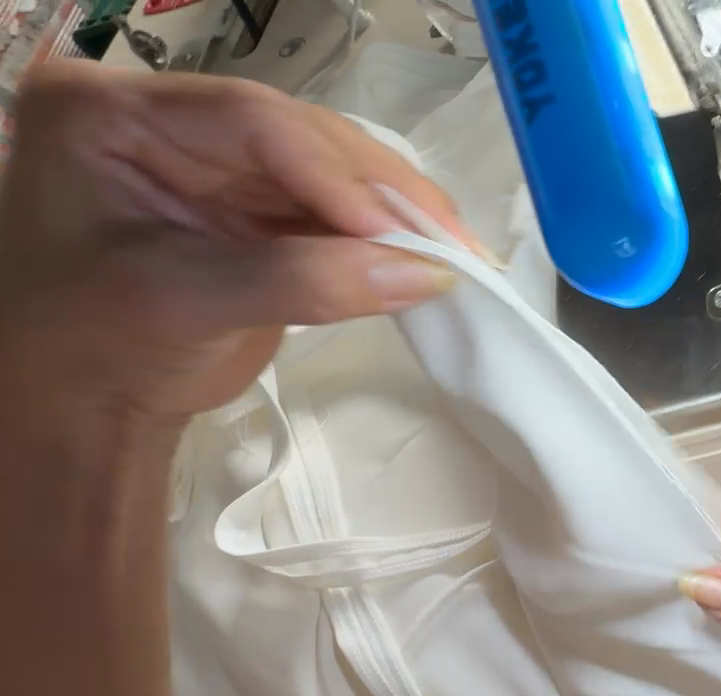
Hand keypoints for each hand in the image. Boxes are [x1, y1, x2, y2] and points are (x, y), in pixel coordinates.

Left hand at [0, 61, 474, 427]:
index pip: (254, 122)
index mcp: (113, 114)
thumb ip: (304, 281)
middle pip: (313, 138)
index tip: (407, 241)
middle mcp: (177, 123)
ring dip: (408, 217)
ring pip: (345, 173)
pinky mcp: (274, 210)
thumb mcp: (187, 302)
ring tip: (463, 257)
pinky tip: (435, 261)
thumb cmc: (97, 341)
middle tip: (461, 248)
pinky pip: (352, 213)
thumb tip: (428, 277)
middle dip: (390, 194)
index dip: (340, 177)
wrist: (91, 390)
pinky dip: (399, 241)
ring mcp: (231, 166)